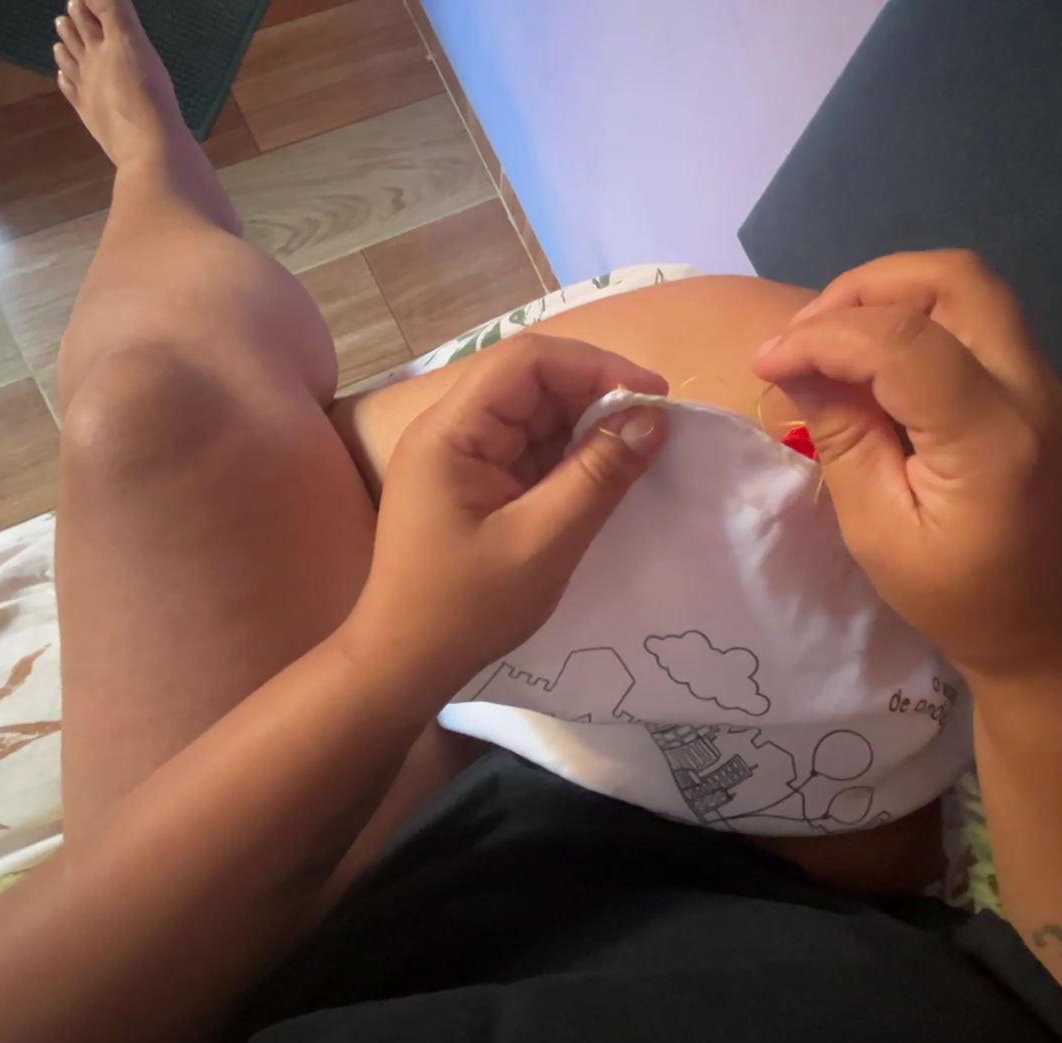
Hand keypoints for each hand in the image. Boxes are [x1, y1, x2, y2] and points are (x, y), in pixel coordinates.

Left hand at [342, 334, 668, 689]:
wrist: (408, 662)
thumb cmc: (468, 607)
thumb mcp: (543, 542)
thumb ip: (598, 476)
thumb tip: (653, 420)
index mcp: (452, 431)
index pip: (527, 362)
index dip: (596, 366)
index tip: (653, 397)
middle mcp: (454, 430)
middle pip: (532, 383)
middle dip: (596, 396)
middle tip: (653, 428)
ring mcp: (465, 456)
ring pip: (537, 415)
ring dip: (588, 426)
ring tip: (638, 452)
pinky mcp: (479, 482)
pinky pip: (533, 450)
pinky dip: (573, 456)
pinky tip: (605, 473)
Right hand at [752, 251, 1061, 680]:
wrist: (1044, 628)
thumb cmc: (954, 597)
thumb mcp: (877, 530)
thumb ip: (842, 438)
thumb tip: (796, 367)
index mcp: (988, 440)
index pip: (903, 343)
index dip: (824, 337)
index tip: (767, 361)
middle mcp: (1030, 388)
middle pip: (953, 278)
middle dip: (863, 287)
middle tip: (805, 333)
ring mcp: (1041, 381)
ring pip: (966, 287)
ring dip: (889, 295)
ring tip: (830, 339)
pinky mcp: (1034, 385)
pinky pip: (973, 318)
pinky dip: (912, 317)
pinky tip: (871, 359)